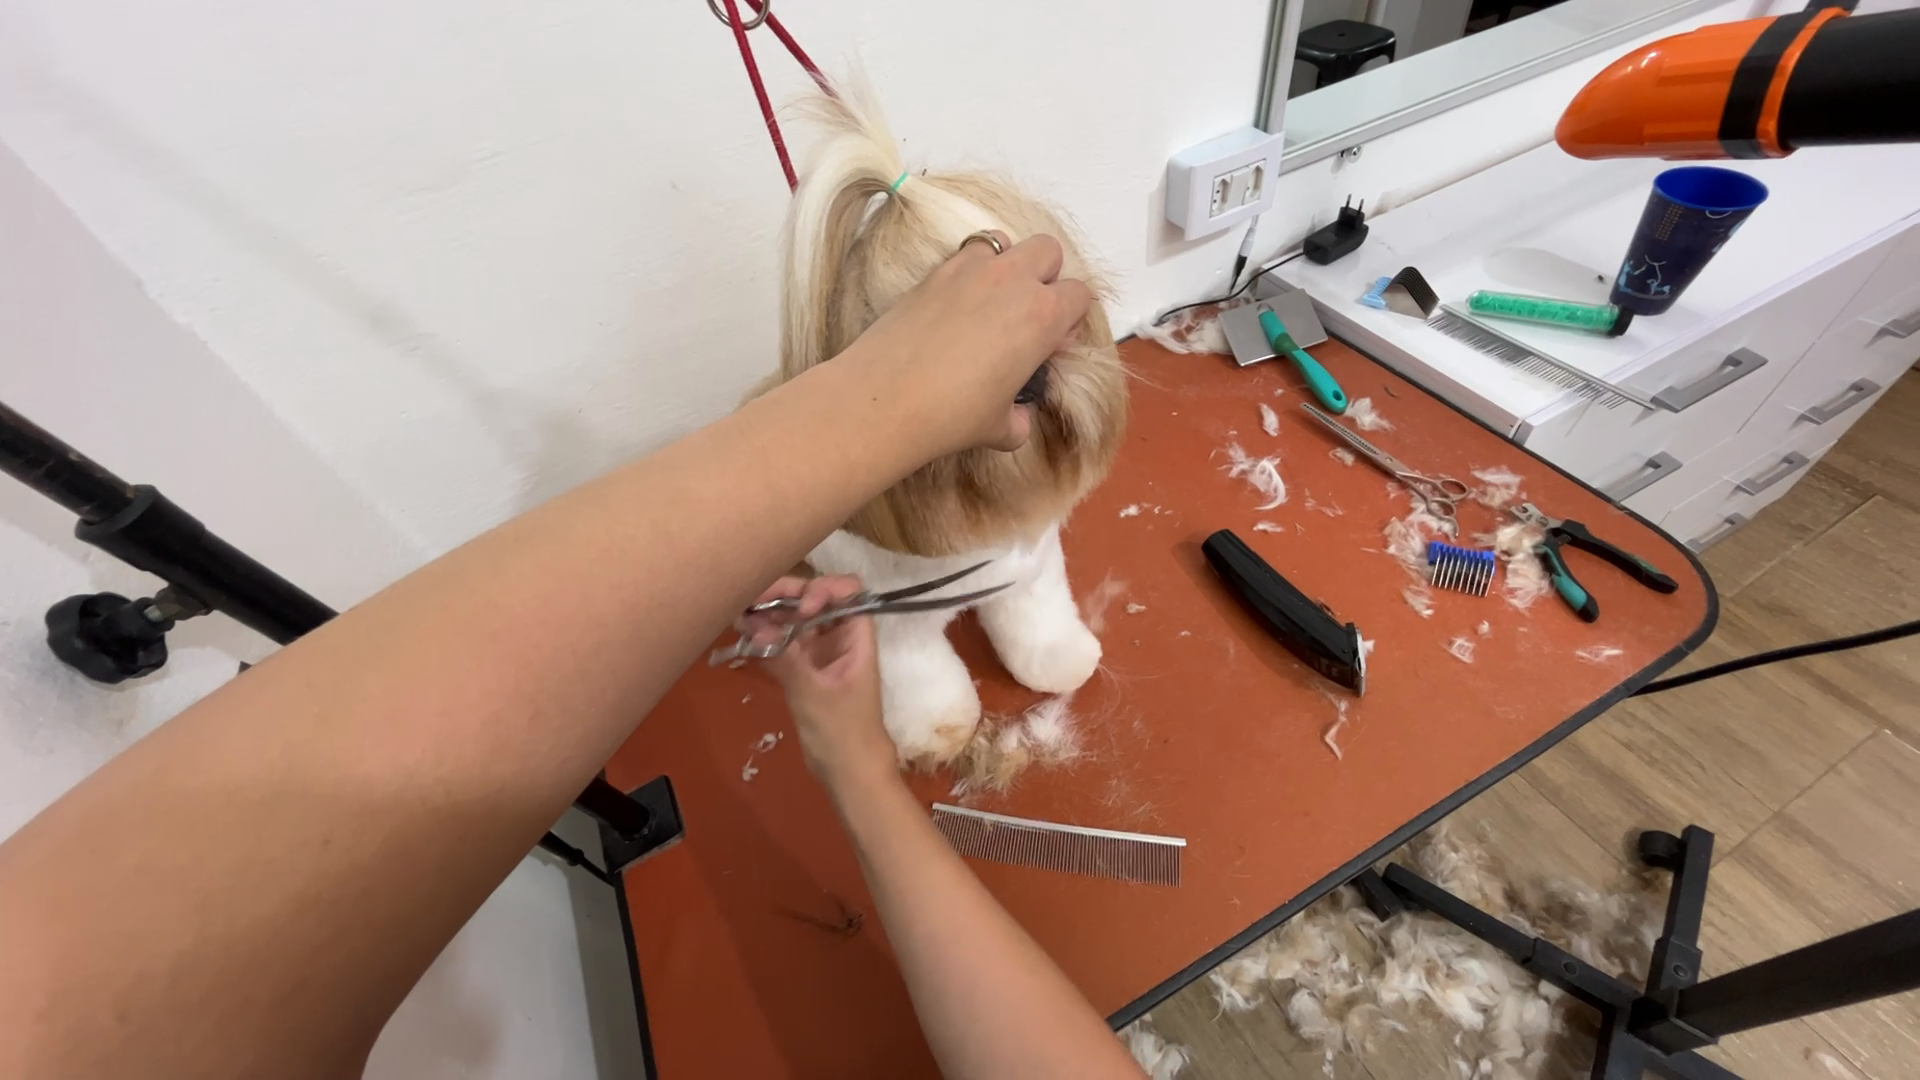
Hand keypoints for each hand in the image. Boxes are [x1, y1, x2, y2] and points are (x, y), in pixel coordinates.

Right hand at [750, 576, 900, 791]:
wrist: (848, 770)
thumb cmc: (843, 731)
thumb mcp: (813, 694)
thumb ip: (787, 658)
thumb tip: (757, 627)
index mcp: (856, 636)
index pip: (847, 591)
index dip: (823, 589)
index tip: (801, 607)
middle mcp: (839, 636)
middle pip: (815, 598)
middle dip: (785, 595)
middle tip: (752, 602)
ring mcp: (820, 650)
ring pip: (795, 618)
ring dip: (771, 613)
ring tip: (740, 615)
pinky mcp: (802, 666)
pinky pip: (784, 641)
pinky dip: (766, 635)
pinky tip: (742, 634)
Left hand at [842, 231, 1092, 453]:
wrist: (882, 400)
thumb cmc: (952, 417)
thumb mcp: (1001, 430)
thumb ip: (1020, 419)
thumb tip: (1019, 417)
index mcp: (1042, 316)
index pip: (1079, 296)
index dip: (1070, 321)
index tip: (1052, 348)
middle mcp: (1011, 281)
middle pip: (1049, 251)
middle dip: (1046, 278)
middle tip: (1027, 319)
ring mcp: (969, 270)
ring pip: (1005, 240)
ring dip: (1007, 264)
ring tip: (991, 304)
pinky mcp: (932, 273)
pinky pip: (964, 254)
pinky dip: (970, 272)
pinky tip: (955, 309)